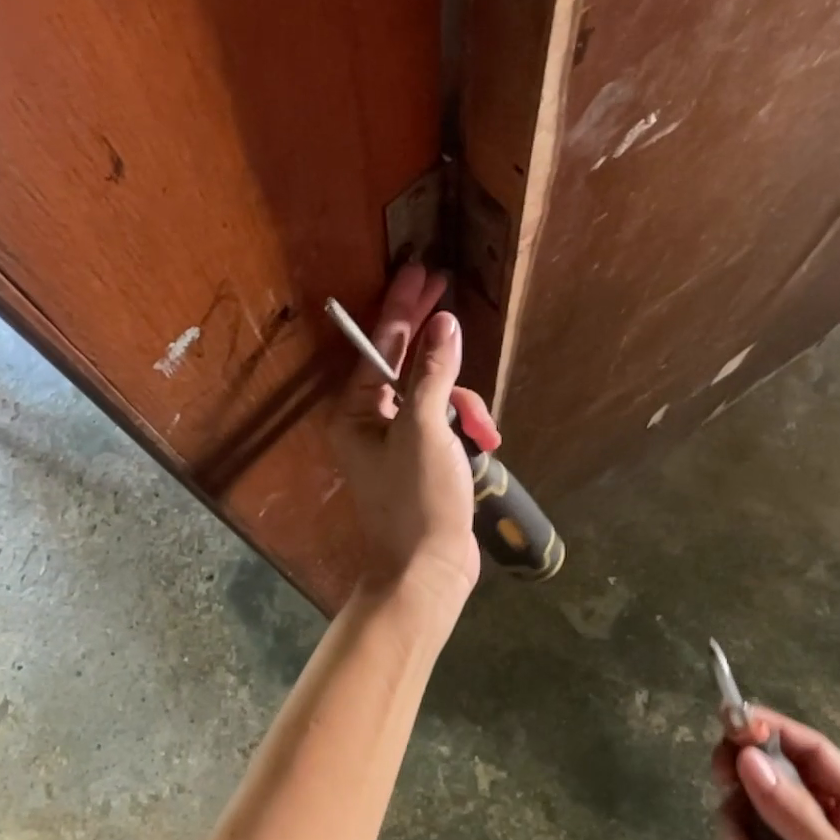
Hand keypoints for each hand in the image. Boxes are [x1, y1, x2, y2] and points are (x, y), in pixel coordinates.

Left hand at [328, 265, 500, 602]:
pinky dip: (465, 428)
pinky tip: (484, 444)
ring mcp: (396, 439)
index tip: (420, 272)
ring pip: (434, 393)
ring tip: (480, 429)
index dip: (402, 307)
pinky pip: (444, 422)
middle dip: (429, 336)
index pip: (380, 347)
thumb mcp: (425, 429)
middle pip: (402, 361)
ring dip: (462, 404)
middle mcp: (369, 420)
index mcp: (355, 412)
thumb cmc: (418, 498)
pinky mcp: (422, 456)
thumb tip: (443, 324)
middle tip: (442, 284)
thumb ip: (432, 374)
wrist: (429, 568)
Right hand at [712, 707, 839, 839]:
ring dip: (737, 824)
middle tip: (719, 773)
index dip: (774, 730)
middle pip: (778, 778)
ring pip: (753, 814)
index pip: (817, 756)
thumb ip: (799, 821)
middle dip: (746, 773)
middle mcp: (836, 834)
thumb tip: (746, 757)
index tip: (729, 719)